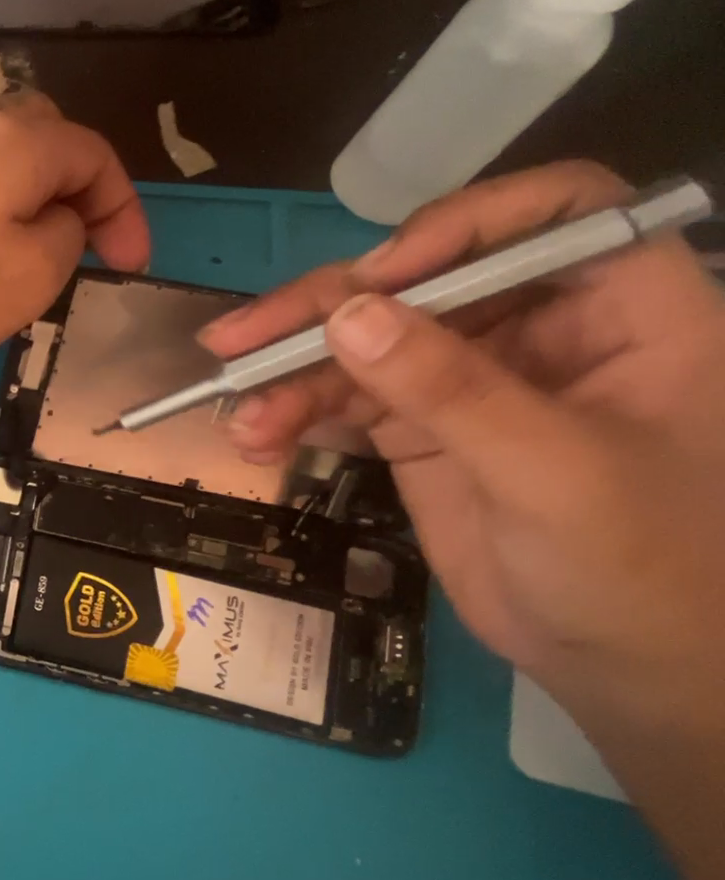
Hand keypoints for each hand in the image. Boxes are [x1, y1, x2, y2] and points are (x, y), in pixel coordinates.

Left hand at [0, 91, 149, 417]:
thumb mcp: (29, 279)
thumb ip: (67, 234)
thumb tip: (56, 215)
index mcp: (9, 137)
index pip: (92, 154)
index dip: (123, 209)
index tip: (130, 266)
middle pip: (37, 142)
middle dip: (70, 194)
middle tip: (76, 252)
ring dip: (15, 206)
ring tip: (13, 265)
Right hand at [200, 162, 724, 723]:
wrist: (624, 666)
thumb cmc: (645, 569)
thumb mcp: (553, 473)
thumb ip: (452, 390)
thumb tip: (346, 317)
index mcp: (620, 311)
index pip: (552, 213)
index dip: (464, 226)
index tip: (380, 279)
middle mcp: (536, 326)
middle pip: (416, 278)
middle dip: (319, 311)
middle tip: (235, 343)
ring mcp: (464, 377)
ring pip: (357, 340)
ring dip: (286, 375)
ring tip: (241, 422)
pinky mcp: (412, 425)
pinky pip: (336, 397)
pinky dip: (289, 413)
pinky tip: (256, 440)